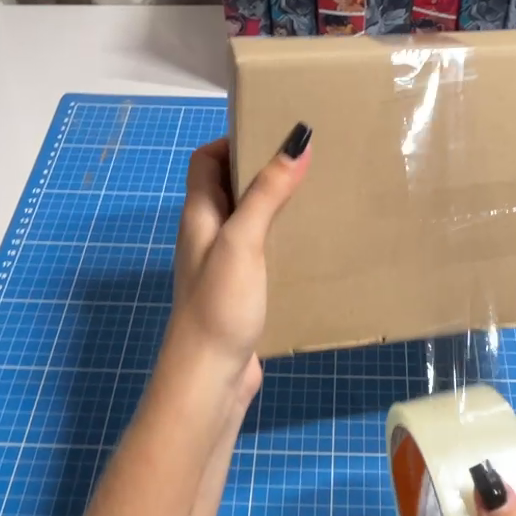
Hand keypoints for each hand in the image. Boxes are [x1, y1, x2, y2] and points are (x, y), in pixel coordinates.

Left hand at [164, 125, 311, 400]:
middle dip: (262, 170)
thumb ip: (267, 191)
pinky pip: (261, 252)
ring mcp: (223, 265)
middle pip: (229, 187)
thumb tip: (298, 140)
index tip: (272, 134)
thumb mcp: (243, 240)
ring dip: (275, 207)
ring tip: (316, 197)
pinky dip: (281, 241)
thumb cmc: (219, 303)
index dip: (232, 142)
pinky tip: (310, 247)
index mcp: (199, 215)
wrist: (209, 381)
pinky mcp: (241, 292)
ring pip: (248, 221)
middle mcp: (207, 235)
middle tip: (306, 162)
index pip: (205, 161)